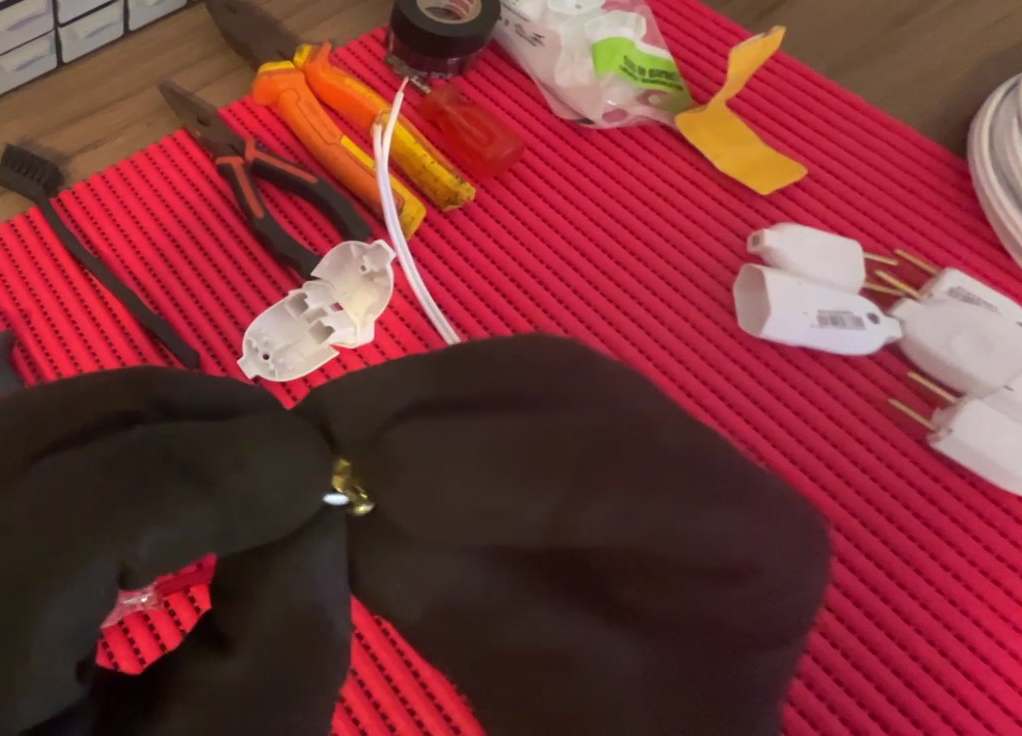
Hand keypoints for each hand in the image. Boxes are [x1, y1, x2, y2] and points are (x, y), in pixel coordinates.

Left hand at [0, 369, 349, 735]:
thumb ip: (274, 644)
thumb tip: (303, 498)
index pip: (72, 518)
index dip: (203, 471)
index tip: (310, 459)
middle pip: (24, 442)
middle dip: (166, 415)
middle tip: (271, 432)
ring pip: (3, 432)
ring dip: (123, 416)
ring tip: (221, 434)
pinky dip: (78, 442)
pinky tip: (142, 458)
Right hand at [296, 335, 829, 735]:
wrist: (620, 692)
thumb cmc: (590, 711)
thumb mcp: (513, 676)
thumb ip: (428, 581)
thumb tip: (334, 493)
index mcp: (739, 530)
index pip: (603, 464)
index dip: (475, 467)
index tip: (370, 488)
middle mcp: (692, 435)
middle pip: (540, 381)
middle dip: (415, 415)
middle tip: (319, 454)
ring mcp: (626, 396)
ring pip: (492, 359)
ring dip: (394, 397)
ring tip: (329, 441)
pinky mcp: (558, 385)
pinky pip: (466, 367)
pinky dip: (398, 395)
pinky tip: (359, 429)